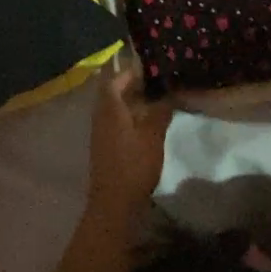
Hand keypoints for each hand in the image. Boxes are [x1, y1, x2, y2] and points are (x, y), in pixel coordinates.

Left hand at [85, 70, 172, 215]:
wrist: (114, 203)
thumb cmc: (134, 165)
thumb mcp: (153, 135)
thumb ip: (161, 110)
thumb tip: (169, 92)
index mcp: (110, 108)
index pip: (115, 79)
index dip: (130, 71)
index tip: (149, 68)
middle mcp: (101, 116)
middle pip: (113, 92)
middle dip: (132, 85)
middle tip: (155, 82)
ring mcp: (101, 132)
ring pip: (114, 108)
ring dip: (132, 101)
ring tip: (155, 100)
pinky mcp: (105, 146)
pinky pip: (115, 122)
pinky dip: (129, 116)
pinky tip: (146, 122)